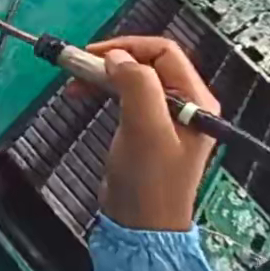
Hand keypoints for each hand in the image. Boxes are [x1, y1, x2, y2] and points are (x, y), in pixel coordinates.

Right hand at [81, 36, 219, 230]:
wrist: (141, 223)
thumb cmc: (149, 179)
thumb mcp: (146, 128)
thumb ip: (137, 86)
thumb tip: (116, 57)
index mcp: (194, 99)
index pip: (163, 52)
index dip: (126, 47)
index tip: (91, 55)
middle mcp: (182, 103)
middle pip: (145, 63)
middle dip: (109, 60)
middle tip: (76, 67)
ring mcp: (163, 116)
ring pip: (130, 78)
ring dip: (101, 75)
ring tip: (74, 83)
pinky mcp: (143, 128)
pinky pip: (122, 96)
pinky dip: (100, 90)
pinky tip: (82, 95)